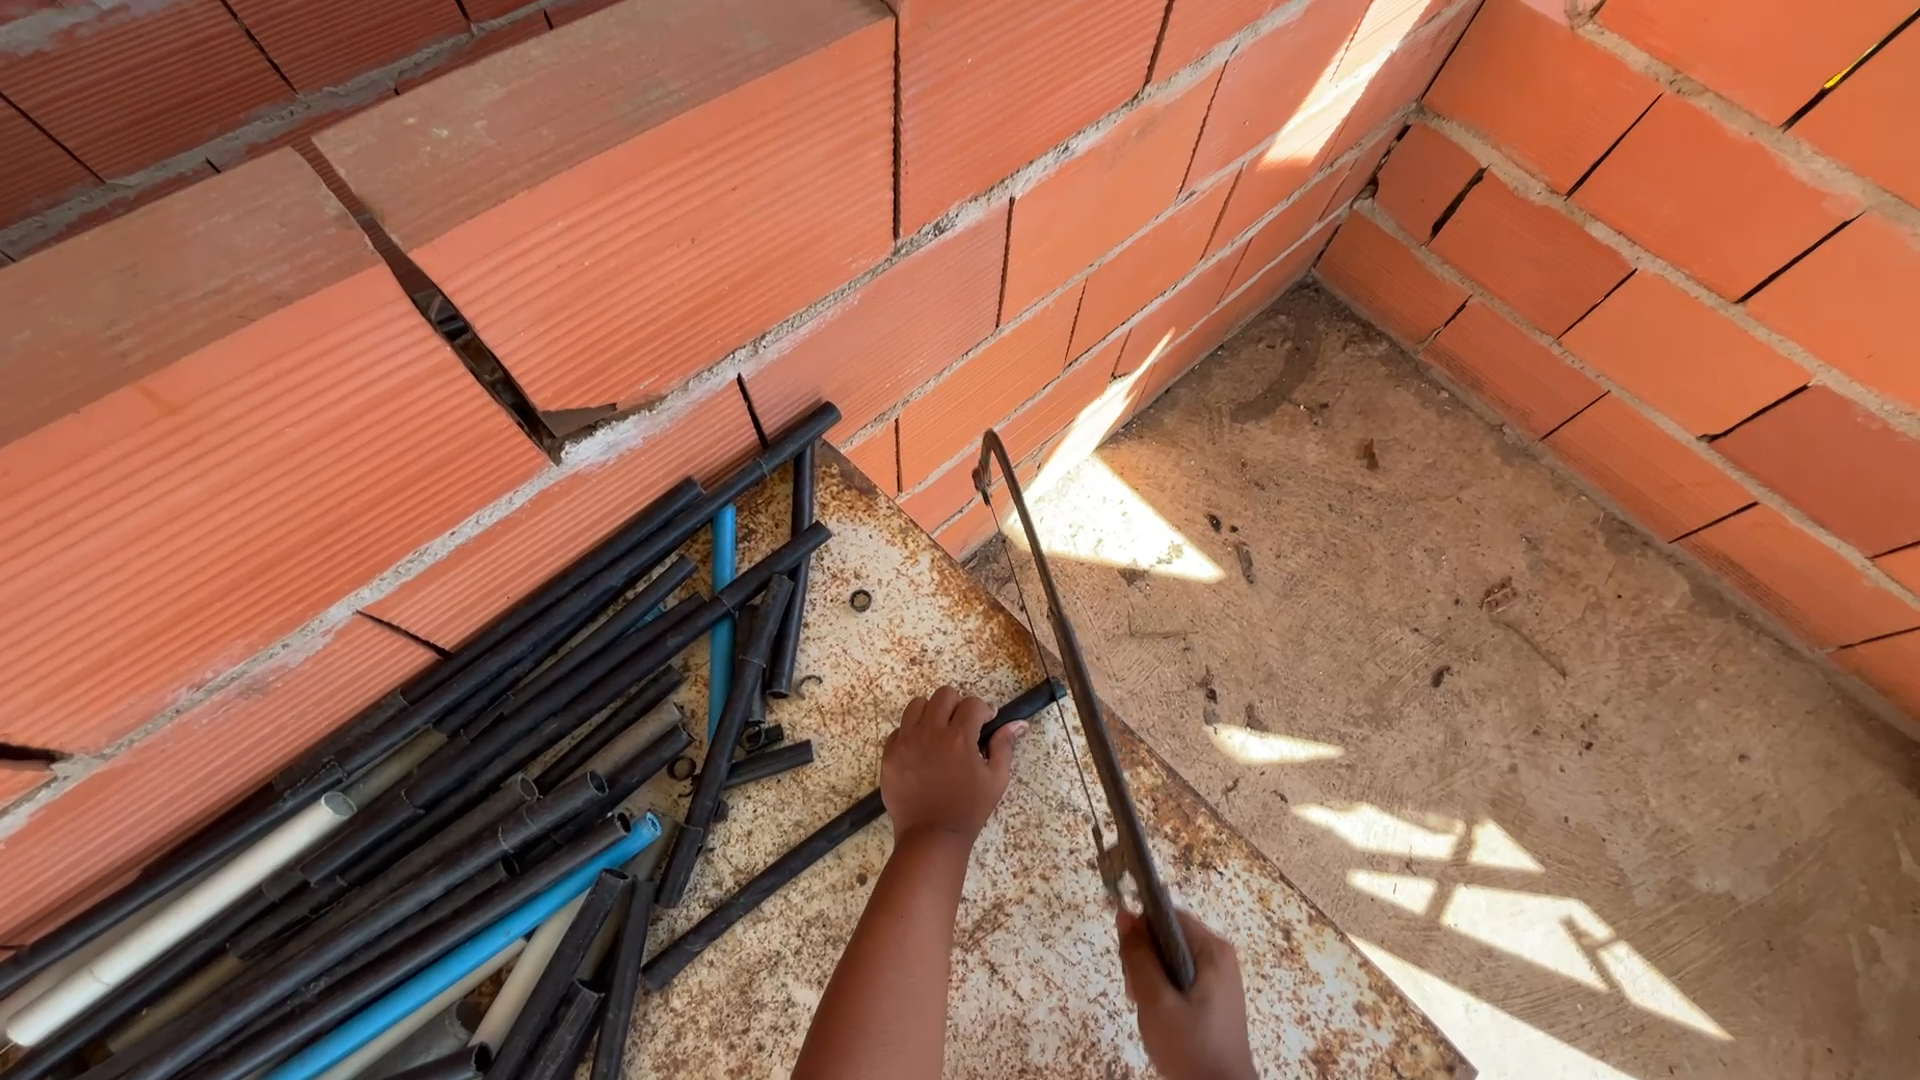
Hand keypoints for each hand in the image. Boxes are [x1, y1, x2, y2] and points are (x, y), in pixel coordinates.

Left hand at [880, 686, 1024, 844]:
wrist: (931, 836)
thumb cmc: (968, 809)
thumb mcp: (995, 779)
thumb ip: (1005, 746)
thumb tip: (1019, 723)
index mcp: (959, 738)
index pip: (972, 703)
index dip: (983, 710)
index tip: (986, 721)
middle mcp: (931, 732)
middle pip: (944, 695)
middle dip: (958, 705)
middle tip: (963, 725)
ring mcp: (906, 741)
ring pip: (918, 705)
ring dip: (932, 712)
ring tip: (939, 732)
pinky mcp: (890, 753)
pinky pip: (900, 729)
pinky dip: (912, 733)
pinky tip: (922, 750)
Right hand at [1117, 908, 1256, 1079]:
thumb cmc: (1191, 1048)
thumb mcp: (1156, 1001)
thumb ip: (1138, 956)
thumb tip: (1123, 914)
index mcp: (1212, 949)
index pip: (1165, 915)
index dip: (1141, 933)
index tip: (1130, 963)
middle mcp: (1218, 955)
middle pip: (1166, 937)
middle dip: (1145, 961)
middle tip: (1138, 994)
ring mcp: (1217, 977)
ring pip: (1168, 959)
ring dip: (1150, 980)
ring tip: (1149, 1011)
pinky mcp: (1213, 996)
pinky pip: (1179, 977)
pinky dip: (1163, 992)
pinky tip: (1160, 1016)